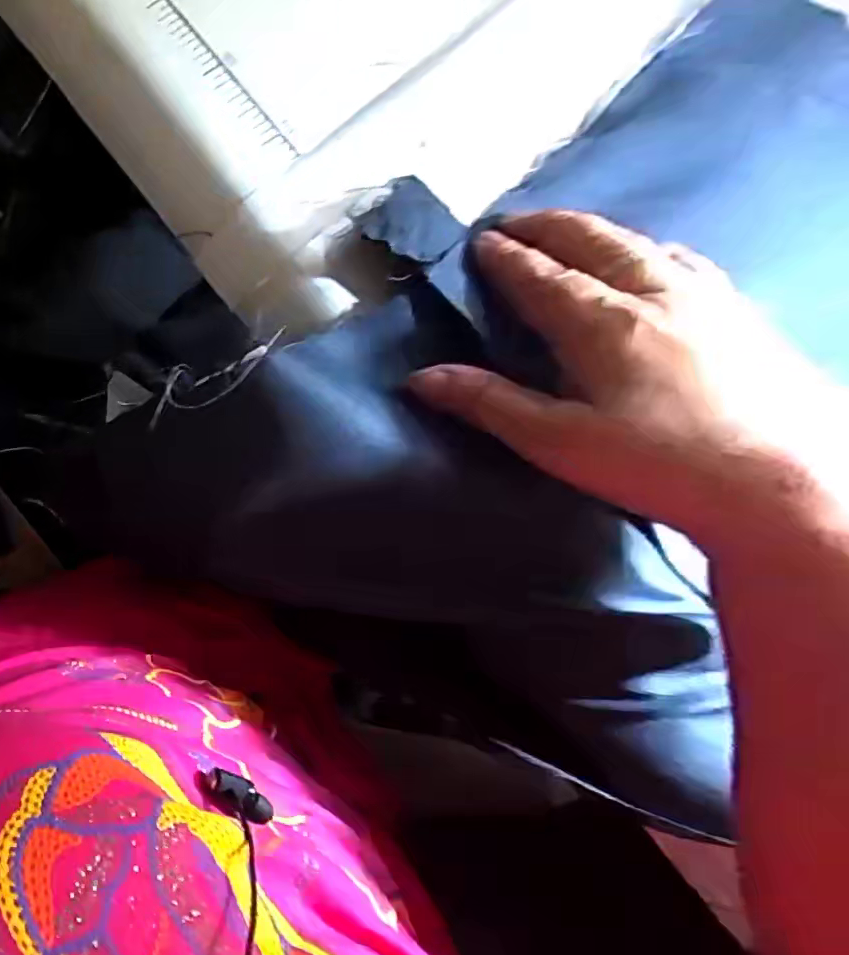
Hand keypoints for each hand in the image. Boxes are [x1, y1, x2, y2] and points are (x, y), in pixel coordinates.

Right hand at [408, 210, 847, 556]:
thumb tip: (420, 376)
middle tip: (516, 220)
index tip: (480, 241)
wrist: (789, 479)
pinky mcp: (744, 318)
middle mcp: (660, 299)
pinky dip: (651, 251)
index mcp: (604, 325)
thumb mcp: (551, 438)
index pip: (545, 279)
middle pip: (602, 246)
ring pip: (650, 248)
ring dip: (602, 234)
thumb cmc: (652, 460)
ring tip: (573, 234)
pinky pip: (688, 264)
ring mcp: (711, 303)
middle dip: (555, 228)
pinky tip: (652, 261)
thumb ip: (486, 401)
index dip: (508, 258)